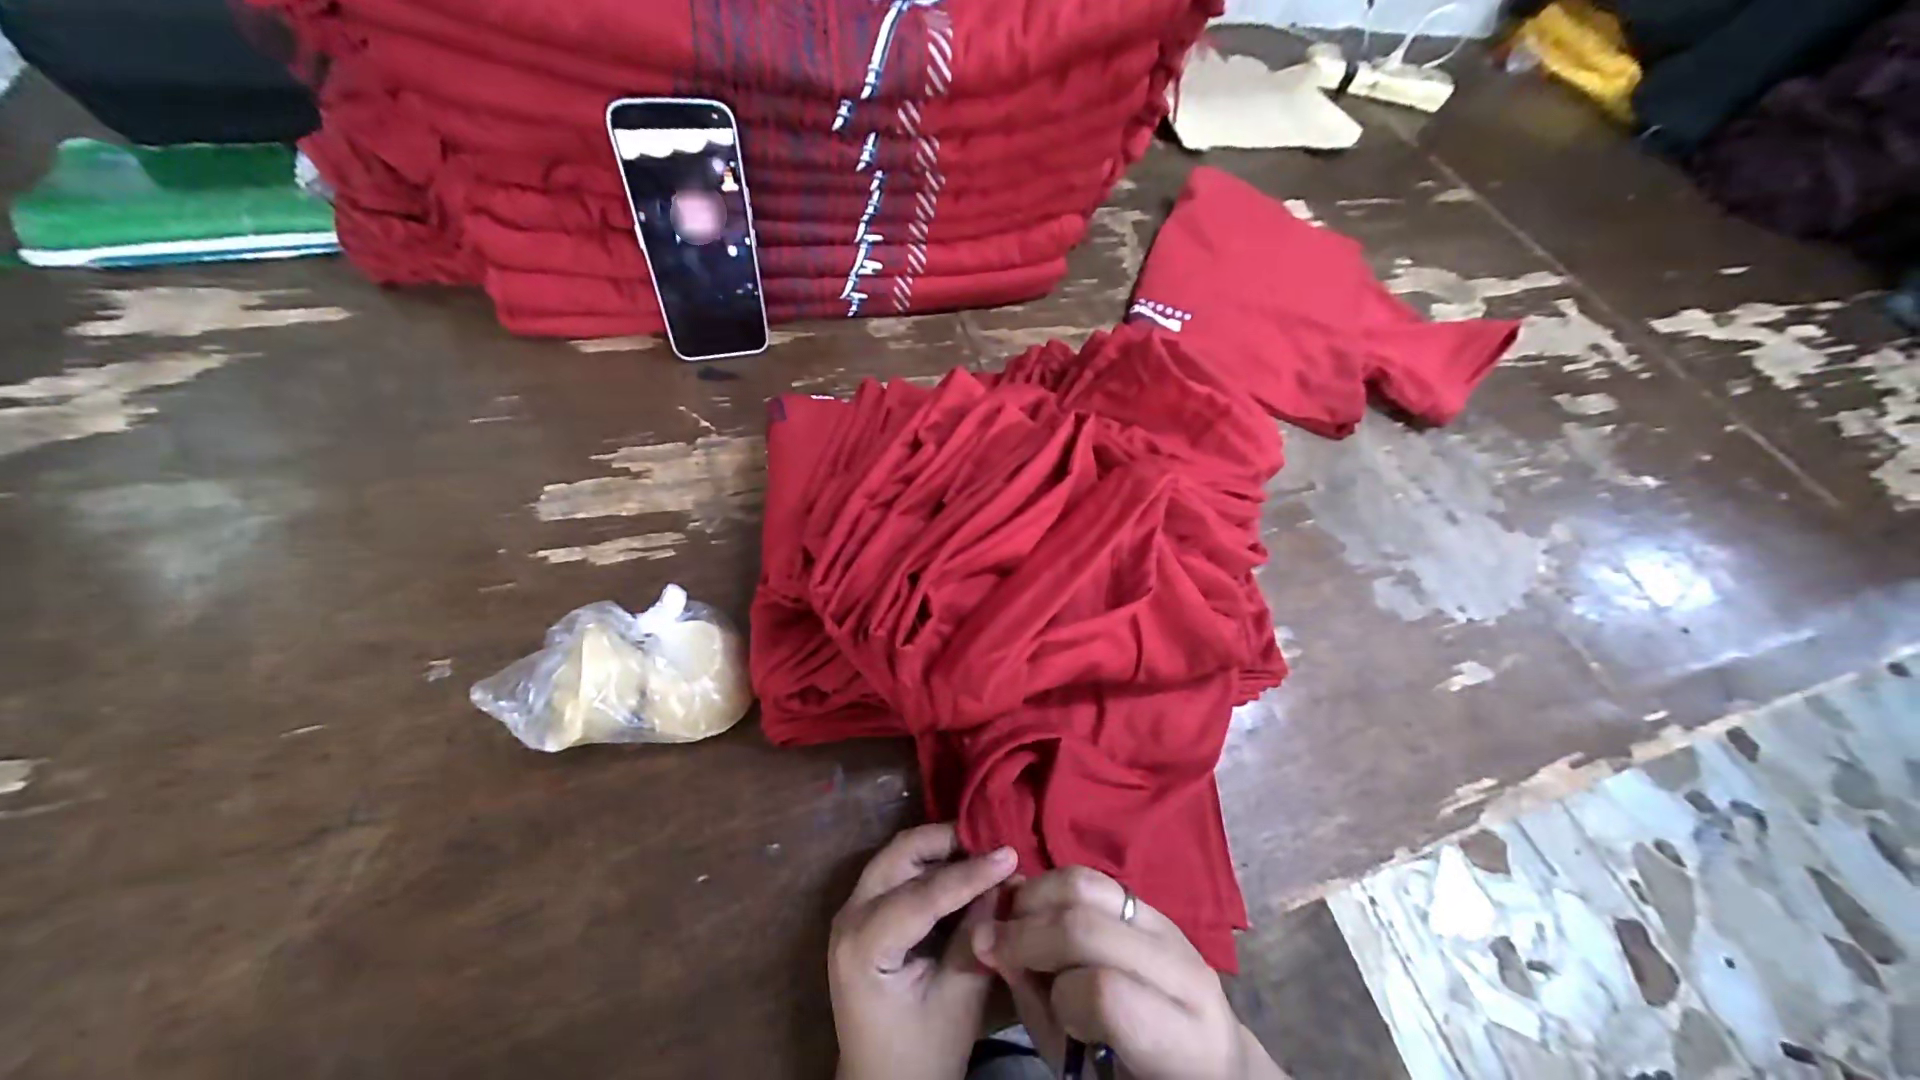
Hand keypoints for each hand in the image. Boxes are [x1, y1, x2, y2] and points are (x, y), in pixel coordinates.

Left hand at [829, 824, 1018, 1079]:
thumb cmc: (920, 1054)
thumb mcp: (958, 1000)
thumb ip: (977, 936)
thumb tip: (1005, 881)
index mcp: (863, 946)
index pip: (922, 893)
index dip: (969, 871)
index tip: (1010, 852)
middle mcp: (849, 916)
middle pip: (900, 854)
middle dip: (949, 841)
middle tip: (995, 840)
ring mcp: (853, 910)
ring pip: (899, 855)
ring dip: (941, 847)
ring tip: (986, 849)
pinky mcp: (865, 912)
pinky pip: (899, 871)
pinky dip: (933, 862)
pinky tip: (966, 866)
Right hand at [972, 866, 1287, 1079]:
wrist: (1206, 1062)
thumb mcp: (1086, 1073)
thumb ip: (1041, 1011)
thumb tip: (991, 948)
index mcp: (1181, 1039)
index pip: (1106, 992)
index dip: (1055, 992)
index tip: (1018, 989)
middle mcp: (1183, 970)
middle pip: (1089, 924)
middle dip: (1028, 930)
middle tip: (988, 939)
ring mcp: (1169, 927)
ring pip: (1089, 884)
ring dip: (1036, 894)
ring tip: (1011, 918)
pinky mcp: (1152, 905)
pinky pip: (1093, 878)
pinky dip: (1053, 886)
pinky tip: (1036, 908)